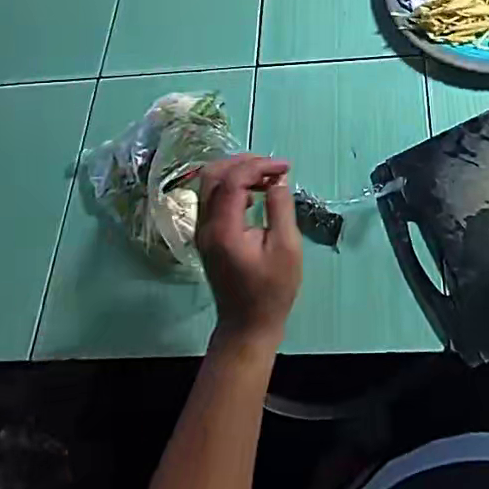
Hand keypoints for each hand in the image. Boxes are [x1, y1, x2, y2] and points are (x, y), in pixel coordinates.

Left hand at [195, 154, 301, 350]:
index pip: (232, 180)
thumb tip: (277, 179)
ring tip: (266, 176)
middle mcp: (205, 225)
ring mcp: (202, 229)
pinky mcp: (205, 234)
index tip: (284, 166)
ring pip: (209, 183)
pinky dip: (231, 186)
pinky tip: (254, 194)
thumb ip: (280, 209)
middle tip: (272, 166)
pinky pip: (212, 197)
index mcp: (223, 229)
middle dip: (243, 162)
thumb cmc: (272, 292)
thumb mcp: (287, 249)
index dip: (258, 166)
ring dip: (236, 172)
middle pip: (213, 174)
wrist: (247, 326)